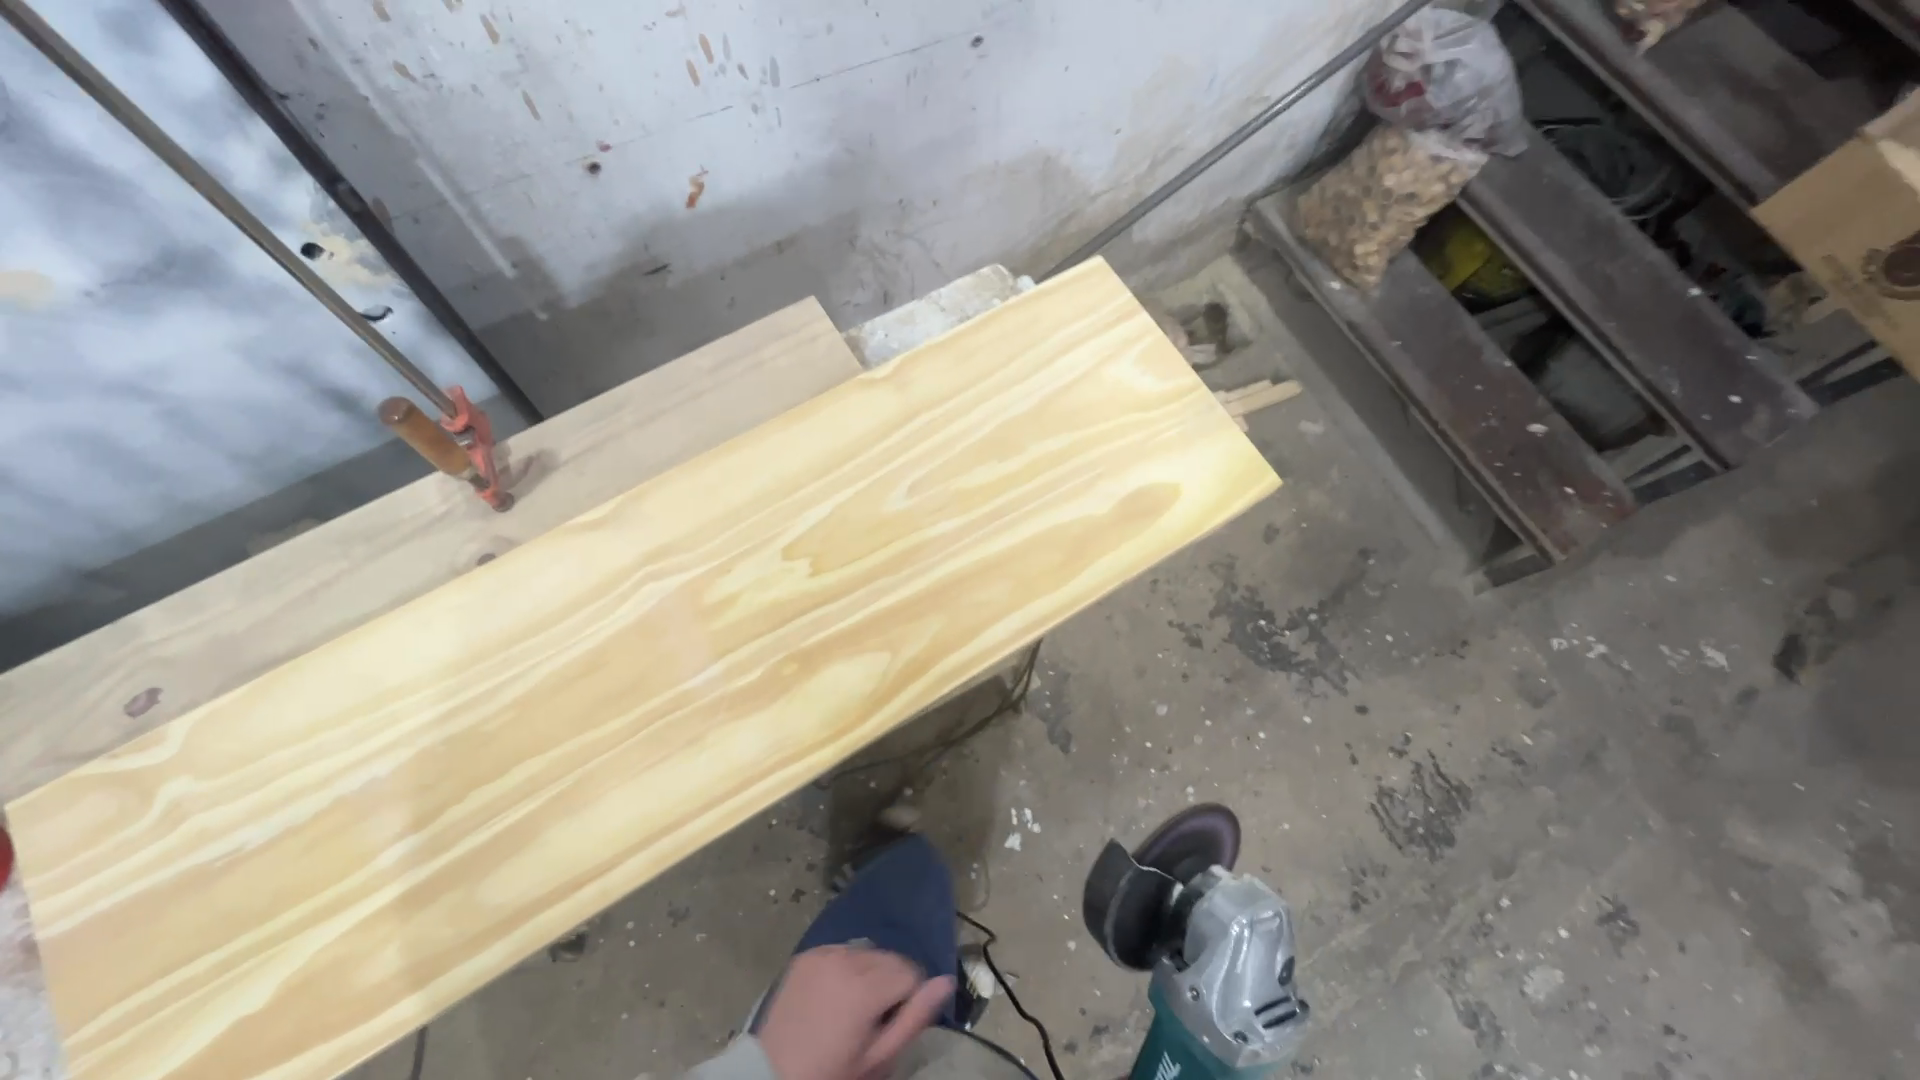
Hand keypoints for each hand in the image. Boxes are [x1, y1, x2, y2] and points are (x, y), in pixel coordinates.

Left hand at [757, 945, 955, 1079]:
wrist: (772, 1074)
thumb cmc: (832, 1072)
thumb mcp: (878, 1057)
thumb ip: (915, 1017)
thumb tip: (946, 981)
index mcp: (864, 986)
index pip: (911, 972)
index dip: (908, 999)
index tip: (891, 1024)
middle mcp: (845, 958)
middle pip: (890, 958)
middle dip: (890, 983)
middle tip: (873, 1019)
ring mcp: (822, 953)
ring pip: (868, 952)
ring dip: (870, 973)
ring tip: (852, 1007)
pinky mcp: (806, 954)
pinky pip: (842, 951)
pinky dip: (846, 967)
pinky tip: (834, 995)